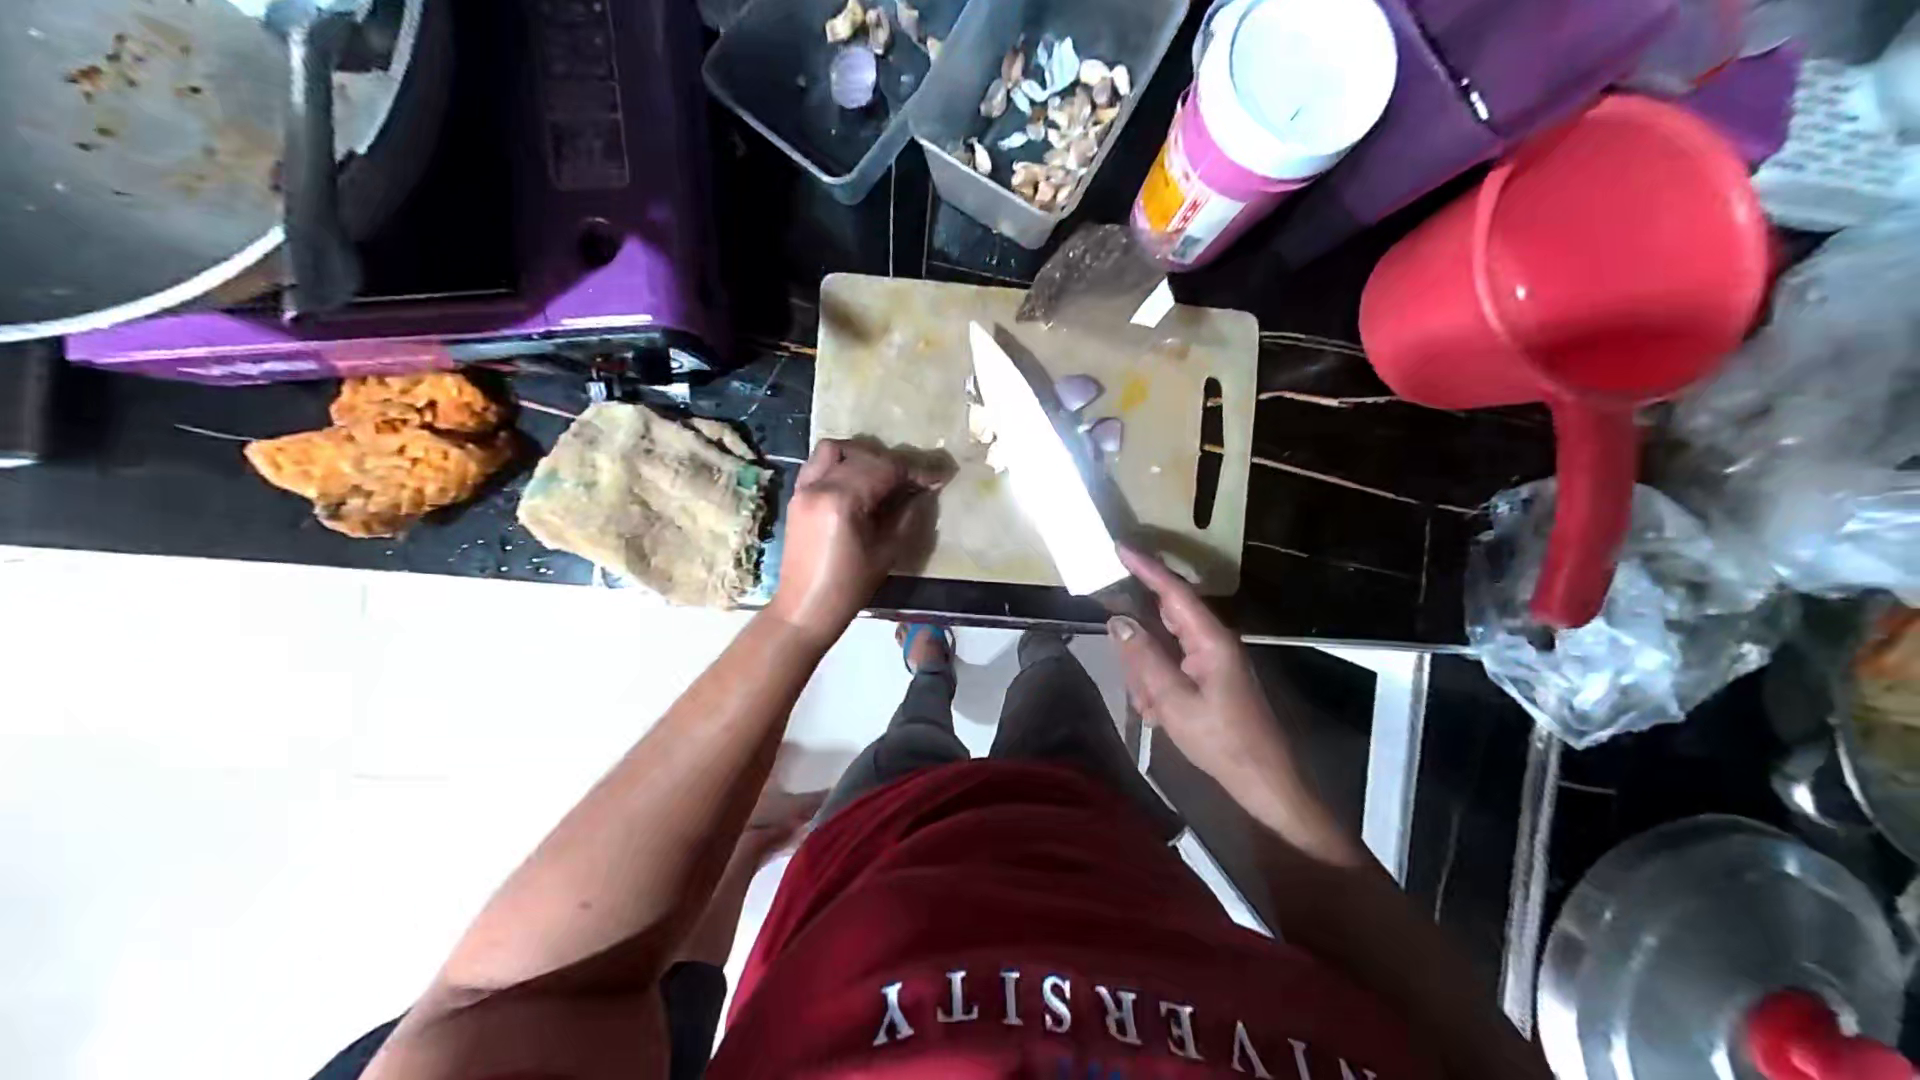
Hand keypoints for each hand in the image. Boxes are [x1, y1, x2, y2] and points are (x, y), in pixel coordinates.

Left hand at [767, 440, 944, 643]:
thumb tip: (923, 491)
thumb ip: (906, 515)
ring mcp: (803, 488)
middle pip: (864, 455)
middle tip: (915, 480)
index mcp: (842, 500)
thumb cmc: (849, 587)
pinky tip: (857, 481)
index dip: (915, 470)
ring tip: (883, 475)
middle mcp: (819, 485)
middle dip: (894, 463)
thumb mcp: (887, 552)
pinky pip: (818, 463)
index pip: (885, 468)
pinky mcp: (797, 496)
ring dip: (863, 455)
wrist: (804, 609)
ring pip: (836, 450)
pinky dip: (841, 464)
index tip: (938, 476)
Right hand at [1105, 547, 1293, 788]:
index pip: (1173, 592)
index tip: (1120, 548)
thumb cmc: (1221, 740)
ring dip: (1148, 675)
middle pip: (1162, 621)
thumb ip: (1144, 658)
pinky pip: (1171, 667)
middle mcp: (1212, 642)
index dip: (1146, 568)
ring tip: (1152, 709)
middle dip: (1140, 648)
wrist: (1262, 779)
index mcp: (1210, 640)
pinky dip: (1158, 687)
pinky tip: (1158, 714)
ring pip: (1162, 648)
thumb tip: (1117, 621)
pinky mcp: (1208, 677)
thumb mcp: (1173, 701)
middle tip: (1135, 680)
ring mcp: (1211, 660)